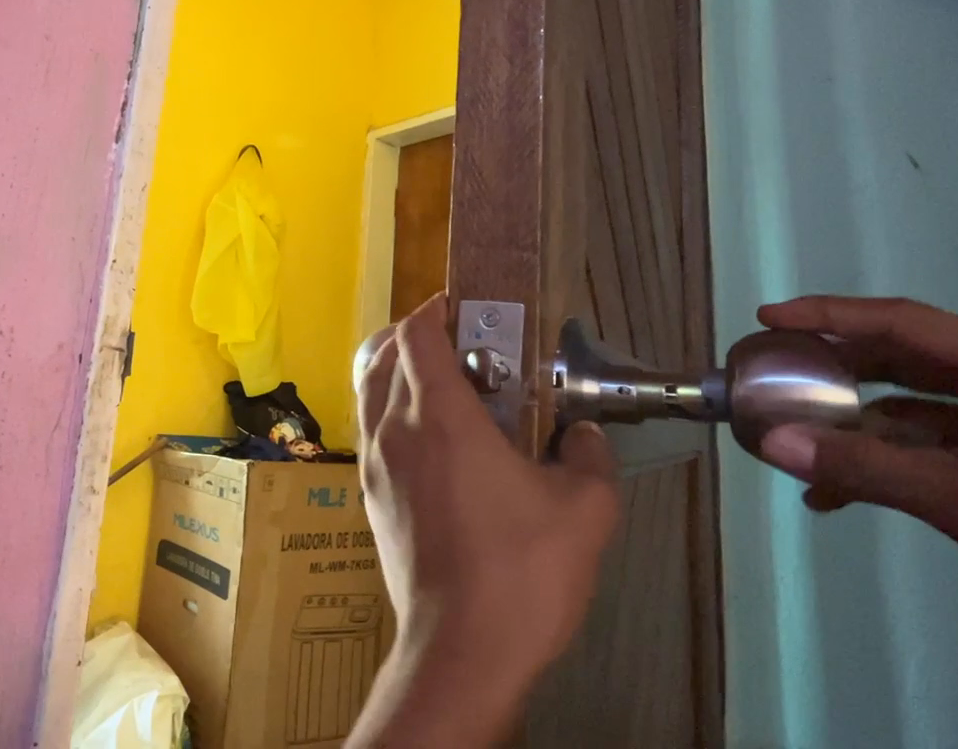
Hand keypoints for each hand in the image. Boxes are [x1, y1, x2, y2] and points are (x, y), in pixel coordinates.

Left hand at [346, 296, 620, 747]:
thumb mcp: (584, 510)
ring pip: (370, 391)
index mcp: (439, 416)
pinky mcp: (368, 497)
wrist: (461, 649)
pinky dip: (392, 413)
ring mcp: (373, 464)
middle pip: (385, 355)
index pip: (416, 334)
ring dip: (397, 372)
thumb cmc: (522, 571)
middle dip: (415, 336)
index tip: (461, 306)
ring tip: (444, 386)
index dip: (434, 310)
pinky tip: (433, 442)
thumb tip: (585, 434)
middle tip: (461, 346)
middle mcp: (394, 429)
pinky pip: (371, 431)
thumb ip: (589, 457)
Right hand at [756, 295, 957, 702]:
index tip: (768, 320)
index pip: (907, 324)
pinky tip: (839, 493)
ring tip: (794, 438)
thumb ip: (873, 470)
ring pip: (916, 408)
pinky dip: (886, 463)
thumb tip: (774, 442)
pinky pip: (934, 450)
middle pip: (906, 359)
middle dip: (836, 367)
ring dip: (856, 424)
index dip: (831, 316)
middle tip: (773, 373)